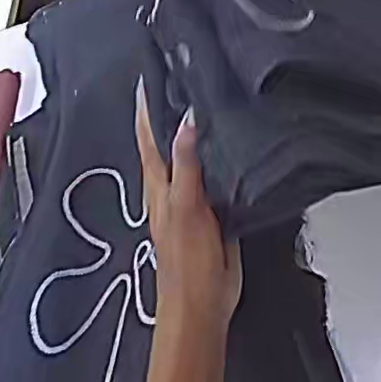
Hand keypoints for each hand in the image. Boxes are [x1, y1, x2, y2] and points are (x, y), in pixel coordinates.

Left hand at [136, 80, 240, 335]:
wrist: (203, 307)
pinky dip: (218, 153)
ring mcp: (192, 197)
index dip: (148, 107)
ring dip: (195, 130)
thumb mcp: (187, 207)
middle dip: (171, 111)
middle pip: (168, 141)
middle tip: (183, 76)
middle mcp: (172, 184)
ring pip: (191, 154)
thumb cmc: (187, 263)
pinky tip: (232, 143)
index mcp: (159, 182)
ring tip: (208, 99)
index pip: (149, 136)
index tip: (151, 74)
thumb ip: (187, 164)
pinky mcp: (213, 208)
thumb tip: (188, 120)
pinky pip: (214, 171)